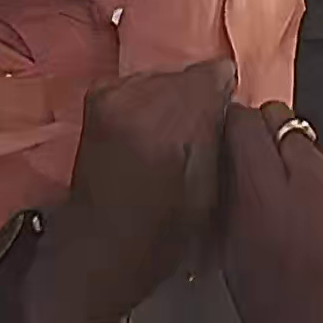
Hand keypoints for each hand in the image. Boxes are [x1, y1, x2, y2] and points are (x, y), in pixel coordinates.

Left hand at [23, 60, 234, 322]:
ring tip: (166, 130)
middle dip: (195, 93)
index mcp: (173, 126)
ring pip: (161, 75)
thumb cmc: (162, 232)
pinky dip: (143, 97)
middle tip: (193, 127)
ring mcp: (114, 95)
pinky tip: (142, 126)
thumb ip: (218, 133)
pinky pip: (136, 82)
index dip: (221, 87)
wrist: (99, 249)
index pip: (210, 74)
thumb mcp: (207, 190)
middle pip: (185, 74)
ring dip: (168, 94)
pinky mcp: (97, 95)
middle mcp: (141, 101)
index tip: (223, 100)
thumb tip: (226, 91)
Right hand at [220, 101, 322, 322]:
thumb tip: (227, 157)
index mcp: (264, 199)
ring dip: (297, 163)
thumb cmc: (284, 318)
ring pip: (311, 146)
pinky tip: (320, 222)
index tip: (231, 131)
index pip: (244, 122)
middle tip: (257, 158)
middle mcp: (310, 185)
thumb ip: (229, 195)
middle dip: (266, 133)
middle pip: (280, 118)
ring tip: (290, 201)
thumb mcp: (234, 254)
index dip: (234, 124)